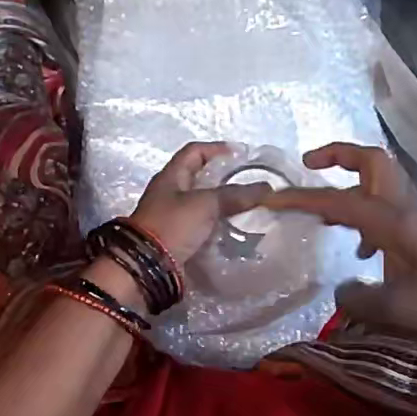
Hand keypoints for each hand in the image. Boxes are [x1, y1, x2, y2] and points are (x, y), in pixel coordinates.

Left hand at [126, 142, 273, 265]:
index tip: (242, 154)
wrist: (149, 266)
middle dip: (225, 181)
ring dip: (224, 206)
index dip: (217, 149)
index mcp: (171, 177)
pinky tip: (236, 231)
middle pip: (201, 180)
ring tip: (249, 209)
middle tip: (250, 184)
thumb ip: (235, 195)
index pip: (194, 152)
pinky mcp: (179, 240)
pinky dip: (219, 228)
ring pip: (203, 206)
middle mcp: (170, 195)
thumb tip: (267, 188)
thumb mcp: (205, 204)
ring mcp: (173, 219)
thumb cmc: (173, 225)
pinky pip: (203, 228)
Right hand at [261, 143, 416, 343]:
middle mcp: (405, 210)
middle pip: (373, 161)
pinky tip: (357, 249)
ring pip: (380, 181)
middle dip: (338, 155)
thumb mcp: (394, 310)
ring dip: (349, 182)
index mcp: (395, 223)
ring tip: (322, 210)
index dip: (304, 198)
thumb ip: (356, 298)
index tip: (273, 199)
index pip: (341, 200)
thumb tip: (340, 289)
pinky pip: (385, 206)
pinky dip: (363, 212)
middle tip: (308, 166)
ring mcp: (415, 217)